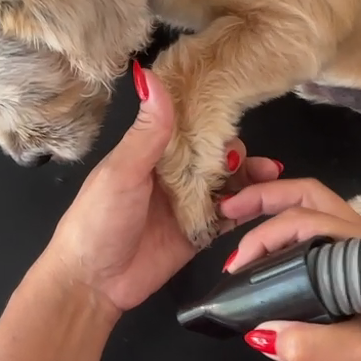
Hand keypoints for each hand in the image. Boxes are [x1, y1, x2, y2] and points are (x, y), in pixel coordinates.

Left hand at [41, 65, 281, 312]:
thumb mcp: (121, 172)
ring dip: (248, 180)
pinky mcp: (198, 234)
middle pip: (214, 156)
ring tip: (267, 178)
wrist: (92, 283)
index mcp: (151, 154)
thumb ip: (147, 132)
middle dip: (236, 153)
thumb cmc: (95, 222)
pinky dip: (246, 210)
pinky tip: (263, 203)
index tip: (235, 109)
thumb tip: (151, 77)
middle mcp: (172, 177)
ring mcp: (187, 206)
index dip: (212, 118)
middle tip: (245, 160)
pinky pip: (229, 218)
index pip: (189, 127)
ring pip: (227, 185)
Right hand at [218, 178, 360, 360]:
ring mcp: (357, 250)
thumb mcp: (359, 356)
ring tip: (236, 228)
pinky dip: (281, 232)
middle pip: (309, 197)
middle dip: (264, 198)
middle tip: (226, 210)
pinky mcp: (349, 266)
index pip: (310, 221)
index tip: (237, 268)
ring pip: (311, 211)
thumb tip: (262, 333)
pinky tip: (261, 255)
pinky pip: (312, 233)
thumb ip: (313, 346)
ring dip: (272, 212)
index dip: (267, 235)